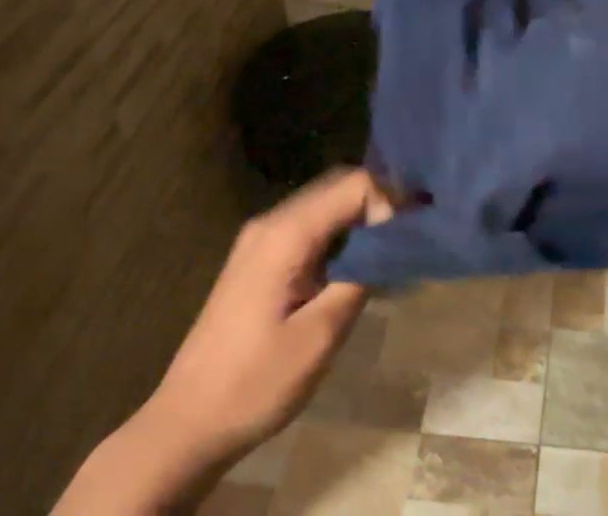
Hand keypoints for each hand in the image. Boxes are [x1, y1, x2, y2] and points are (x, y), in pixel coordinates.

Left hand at [148, 168, 393, 453]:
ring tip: (400, 246)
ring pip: (326, 203)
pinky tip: (363, 262)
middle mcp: (271, 223)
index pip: (353, 185)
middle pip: (339, 186)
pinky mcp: (260, 259)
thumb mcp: (321, 335)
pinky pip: (311, 226)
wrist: (188, 423)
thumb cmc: (256, 383)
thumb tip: (397, 238)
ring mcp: (261, 240)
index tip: (419, 231)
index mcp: (285, 235)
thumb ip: (362, 276)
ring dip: (364, 216)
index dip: (393, 199)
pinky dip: (343, 232)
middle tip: (418, 233)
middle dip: (383, 200)